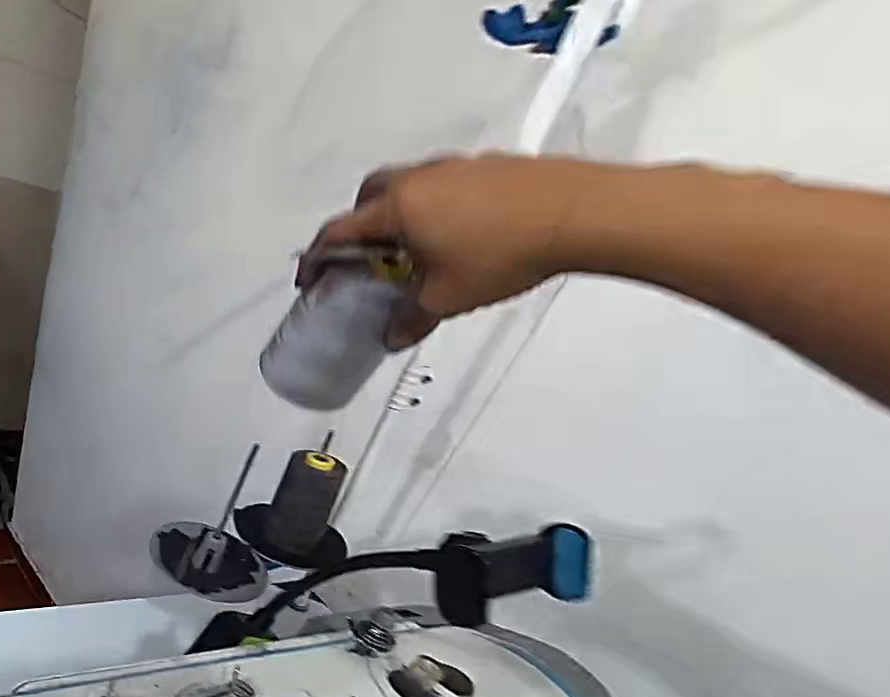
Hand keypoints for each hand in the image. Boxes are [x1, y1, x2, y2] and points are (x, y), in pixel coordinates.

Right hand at [299, 155, 610, 347]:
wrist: (578, 214)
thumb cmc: (503, 252)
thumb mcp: (444, 300)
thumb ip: (409, 319)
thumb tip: (395, 335)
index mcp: (398, 207)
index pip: (340, 230)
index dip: (318, 258)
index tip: (311, 278)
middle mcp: (421, 179)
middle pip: (368, 197)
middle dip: (355, 228)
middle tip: (360, 261)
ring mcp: (456, 168)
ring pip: (405, 190)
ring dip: (394, 220)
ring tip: (407, 257)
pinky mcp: (487, 169)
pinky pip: (439, 188)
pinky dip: (428, 213)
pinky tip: (448, 243)